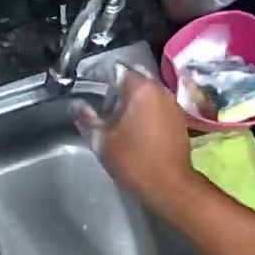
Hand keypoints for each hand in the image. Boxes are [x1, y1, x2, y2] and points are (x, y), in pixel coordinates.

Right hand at [75, 69, 197, 210]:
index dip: (97, 75)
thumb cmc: (133, 160)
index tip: (85, 85)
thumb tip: (75, 105)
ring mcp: (173, 103)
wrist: (170, 185)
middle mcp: (160, 89)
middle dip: (116, 87)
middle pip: (133, 77)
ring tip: (117, 118)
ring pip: (147, 91)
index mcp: (140, 88)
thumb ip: (86, 118)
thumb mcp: (102, 141)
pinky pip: (157, 105)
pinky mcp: (179, 119)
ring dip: (131, 99)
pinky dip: (145, 109)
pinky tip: (135, 127)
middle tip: (102, 105)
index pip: (115, 69)